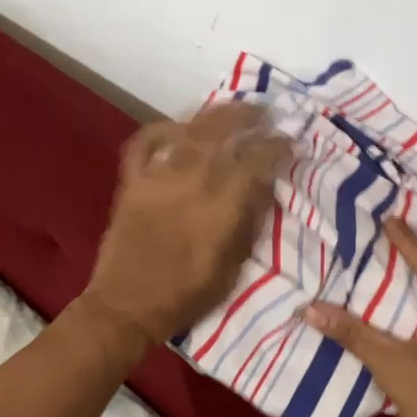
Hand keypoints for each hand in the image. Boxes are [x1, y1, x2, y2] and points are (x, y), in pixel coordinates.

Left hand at [79, 103, 290, 346]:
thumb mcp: (231, 268)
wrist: (126, 306)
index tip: (290, 142)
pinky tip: (177, 128)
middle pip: (221, 133)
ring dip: (212, 116)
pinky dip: (161, 129)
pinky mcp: (131, 182)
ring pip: (187, 130)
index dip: (277, 147)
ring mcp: (157, 177)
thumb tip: (262, 190)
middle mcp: (190, 181)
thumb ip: (247, 224)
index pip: (255, 161)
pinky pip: (144, 143)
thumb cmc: (184, 296)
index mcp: (220, 206)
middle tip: (265, 113)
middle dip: (247, 117)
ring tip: (230, 111)